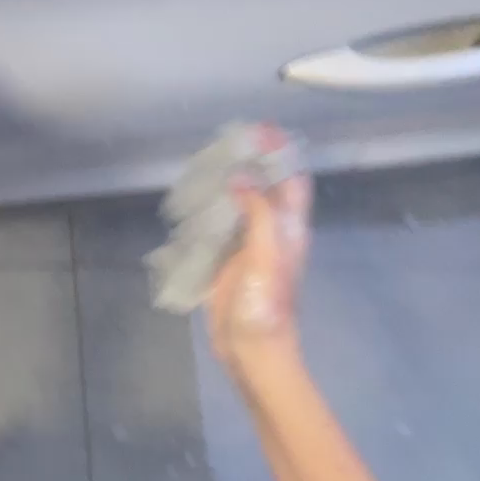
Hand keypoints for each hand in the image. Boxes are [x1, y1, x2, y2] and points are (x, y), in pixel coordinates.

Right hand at [206, 149, 312, 381]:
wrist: (252, 350)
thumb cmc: (266, 305)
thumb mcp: (267, 256)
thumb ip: (257, 214)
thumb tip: (239, 177)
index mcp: (288, 230)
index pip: (291, 182)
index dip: (281, 154)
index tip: (261, 130)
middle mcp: (269, 233)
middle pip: (263, 189)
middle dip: (250, 162)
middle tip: (225, 141)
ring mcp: (245, 248)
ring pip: (237, 205)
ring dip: (225, 183)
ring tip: (203, 163)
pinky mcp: (223, 262)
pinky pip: (215, 228)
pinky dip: (205, 210)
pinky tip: (189, 201)